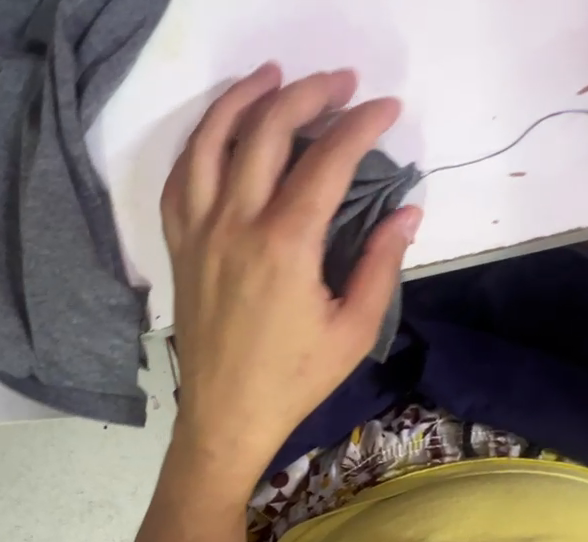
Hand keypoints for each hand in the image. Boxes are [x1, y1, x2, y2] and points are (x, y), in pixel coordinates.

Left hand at [162, 63, 421, 495]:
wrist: (225, 418)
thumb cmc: (292, 382)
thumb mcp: (353, 331)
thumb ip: (380, 264)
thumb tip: (408, 211)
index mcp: (284, 245)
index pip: (328, 159)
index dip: (362, 124)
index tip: (387, 109)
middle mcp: (235, 225)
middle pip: (267, 131)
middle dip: (309, 93)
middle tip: (340, 83)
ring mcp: (199, 234)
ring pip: (211, 142)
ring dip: (242, 100)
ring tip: (271, 77)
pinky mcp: (180, 250)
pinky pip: (179, 181)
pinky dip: (198, 145)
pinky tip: (219, 133)